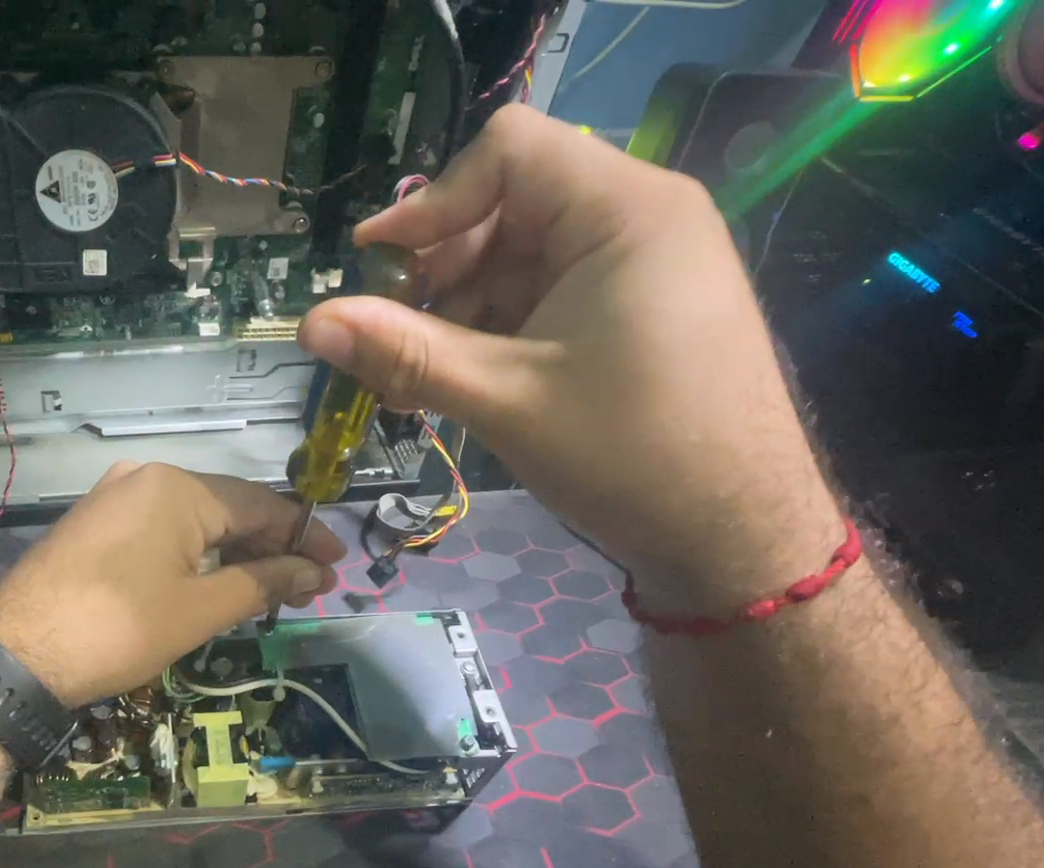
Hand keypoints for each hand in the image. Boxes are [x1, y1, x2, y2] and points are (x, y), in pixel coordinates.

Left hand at [0, 463, 343, 705]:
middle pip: (228, 508)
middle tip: (308, 587)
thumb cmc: (118, 630)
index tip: (337, 563)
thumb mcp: (200, 609)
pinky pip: (161, 529)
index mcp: (177, 486)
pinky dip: (195, 554)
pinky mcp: (95, 523)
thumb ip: (264, 582)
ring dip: (234, 553)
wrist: (13, 655)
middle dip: (271, 547)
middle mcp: (145, 477)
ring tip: (270, 590)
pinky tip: (216, 580)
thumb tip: (316, 571)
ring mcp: (114, 497)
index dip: (304, 535)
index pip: (261, 503)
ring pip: (194, 519)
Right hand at [298, 106, 845, 612]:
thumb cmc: (630, 456)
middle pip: (503, 210)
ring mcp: (633, 269)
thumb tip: (309, 323)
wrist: (735, 538)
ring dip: (453, 318)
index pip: (507, 152)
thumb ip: (402, 352)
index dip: (429, 203)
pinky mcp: (626, 314)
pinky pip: (537, 302)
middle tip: (387, 345)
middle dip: (436, 277)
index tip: (372, 267)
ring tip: (412, 386)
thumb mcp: (503, 398)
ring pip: (512, 263)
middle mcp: (634, 221)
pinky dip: (488, 337)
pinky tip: (454, 387)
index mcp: (623, 211)